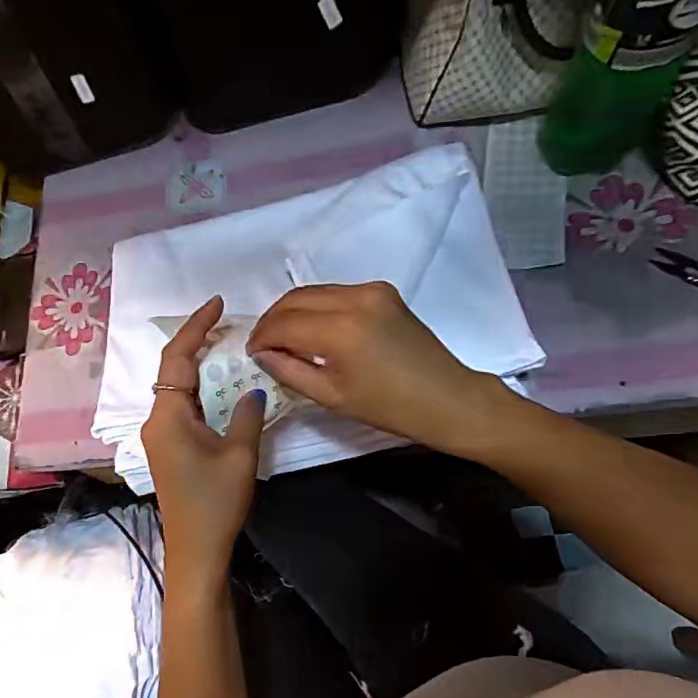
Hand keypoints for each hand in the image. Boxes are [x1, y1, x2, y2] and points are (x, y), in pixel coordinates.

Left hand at [141, 296, 265, 574]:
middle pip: (172, 371)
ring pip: (176, 390)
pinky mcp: (167, 450)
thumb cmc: (216, 502)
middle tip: (228, 325)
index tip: (217, 303)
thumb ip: (247, 414)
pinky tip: (220, 389)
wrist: (196, 549)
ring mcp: (159, 437)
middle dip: (197, 343)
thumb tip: (253, 388)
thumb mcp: (240, 454)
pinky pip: (181, 409)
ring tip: (228, 348)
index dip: (196, 327)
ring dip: (199, 368)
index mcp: (168, 417)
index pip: (177, 358)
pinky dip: (199, 392)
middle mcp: (156, 422)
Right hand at [249, 281, 511, 455]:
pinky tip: (312, 330)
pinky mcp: (383, 291)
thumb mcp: (331, 397)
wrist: (447, 398)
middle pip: (294, 299)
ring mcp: (371, 290)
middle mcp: (354, 299)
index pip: (283, 323)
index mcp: (340, 330)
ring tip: (283, 338)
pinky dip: (316, 308)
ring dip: (292, 311)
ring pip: (313, 292)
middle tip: (262, 344)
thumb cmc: (389, 407)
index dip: (261, 337)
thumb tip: (262, 354)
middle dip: (272, 320)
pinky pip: (335, 293)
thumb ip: (290, 371)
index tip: (251, 353)